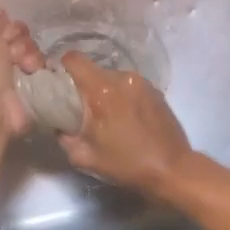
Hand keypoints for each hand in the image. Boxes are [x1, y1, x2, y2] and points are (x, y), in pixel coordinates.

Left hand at [0, 10, 45, 138]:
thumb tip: (0, 13)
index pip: (3, 28)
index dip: (10, 27)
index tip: (8, 33)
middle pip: (21, 40)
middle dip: (21, 42)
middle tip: (14, 53)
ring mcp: (12, 77)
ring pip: (33, 54)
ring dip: (30, 56)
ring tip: (24, 66)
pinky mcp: (28, 91)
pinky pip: (41, 72)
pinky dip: (39, 70)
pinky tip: (32, 73)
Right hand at [57, 51, 194, 193]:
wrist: (172, 169)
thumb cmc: (126, 164)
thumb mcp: (85, 157)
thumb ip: (64, 136)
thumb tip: (58, 124)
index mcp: (102, 90)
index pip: (74, 59)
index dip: (61, 68)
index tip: (58, 85)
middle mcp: (122, 78)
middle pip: (93, 71)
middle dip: (84, 87)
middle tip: (83, 110)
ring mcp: (142, 83)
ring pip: (112, 79)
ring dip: (105, 93)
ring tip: (108, 117)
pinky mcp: (155, 91)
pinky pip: (129, 87)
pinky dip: (122, 97)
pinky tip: (126, 119)